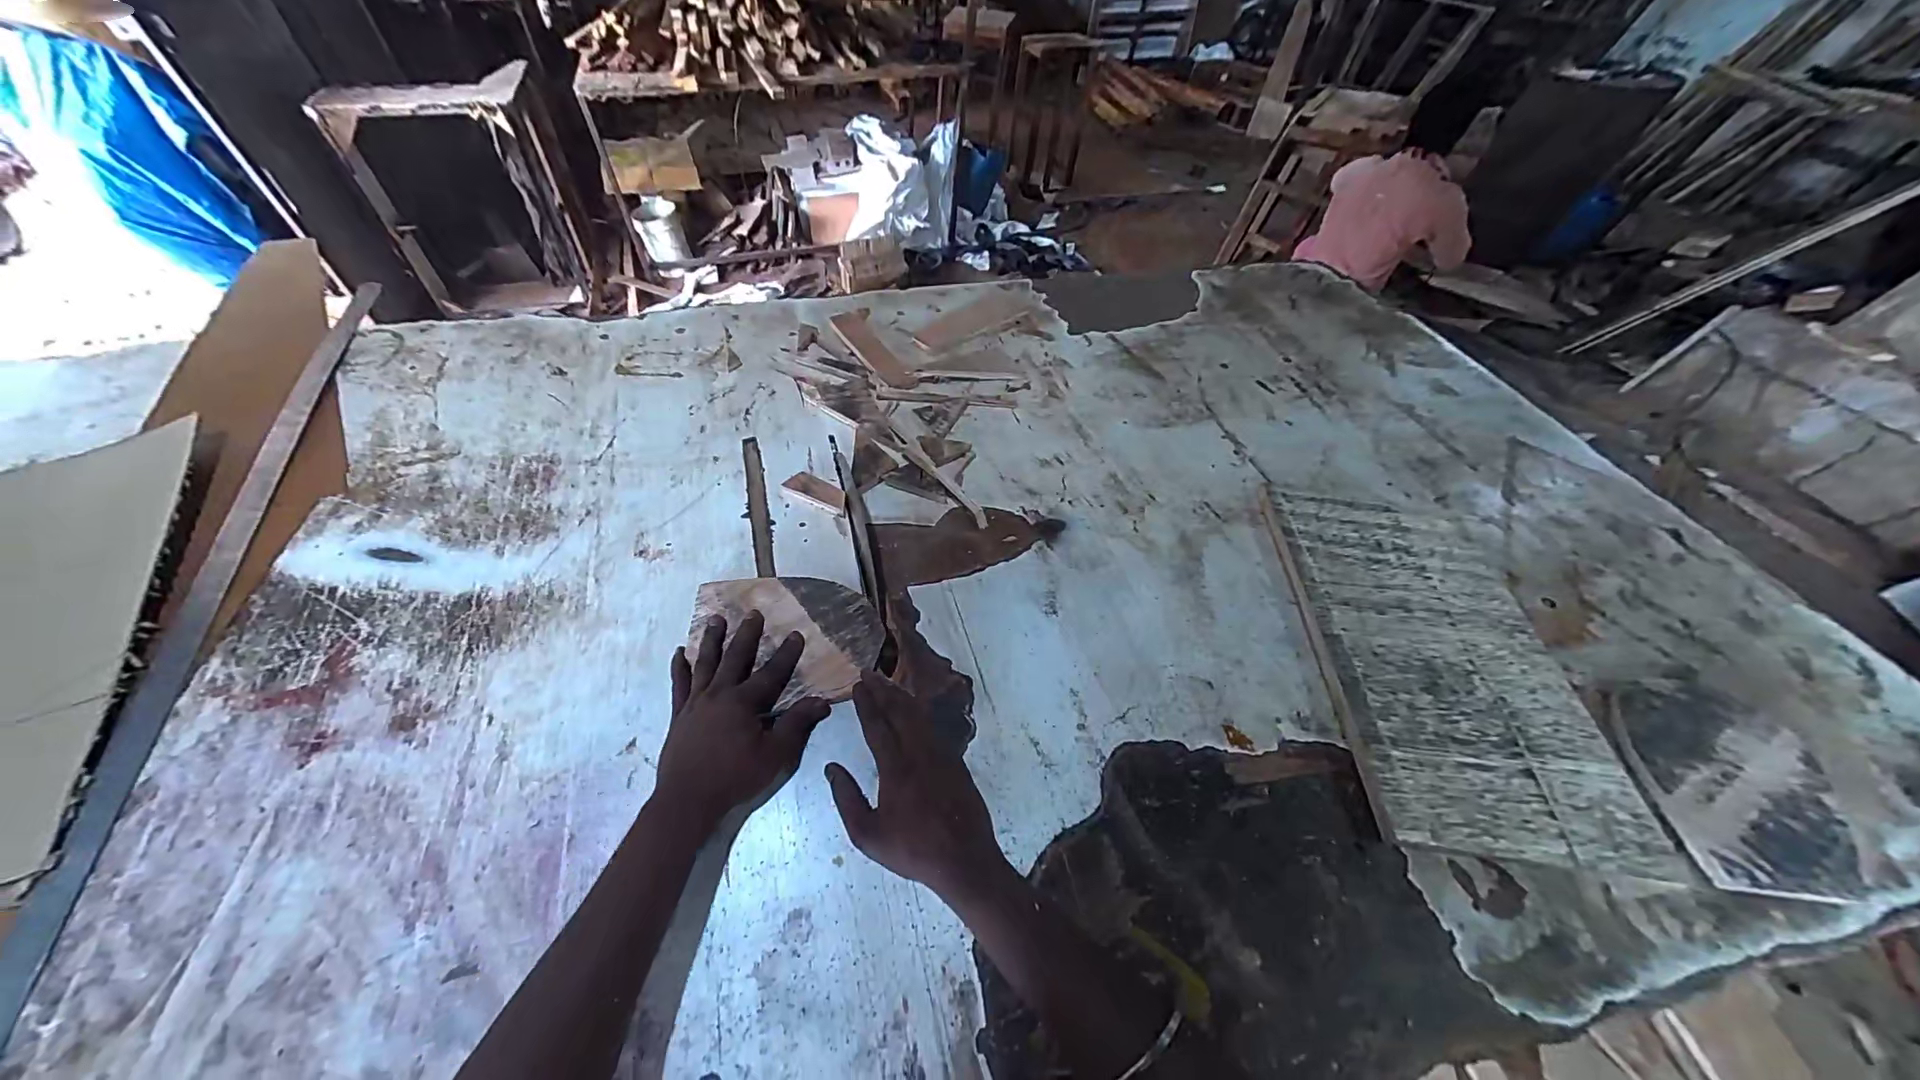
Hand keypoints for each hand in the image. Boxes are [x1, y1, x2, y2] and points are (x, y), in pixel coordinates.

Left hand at [654, 612, 830, 829]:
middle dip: (747, 635)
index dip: (786, 654)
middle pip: (735, 658)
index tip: (796, 635)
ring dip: (712, 640)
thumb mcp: (776, 754)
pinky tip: (679, 653)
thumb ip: (797, 725)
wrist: (687, 801)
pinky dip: (680, 667)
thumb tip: (821, 702)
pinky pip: (679, 685)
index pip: (771, 673)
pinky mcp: (678, 715)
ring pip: (705, 664)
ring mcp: (695, 704)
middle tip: (753, 613)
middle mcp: (719, 695)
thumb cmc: (736, 778)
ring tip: (715, 619)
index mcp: (744, 703)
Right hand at [826, 671, 1009, 900]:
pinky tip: (915, 709)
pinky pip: (934, 727)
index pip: (878, 726)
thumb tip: (831, 768)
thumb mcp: (868, 835)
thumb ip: (846, 799)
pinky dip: (921, 712)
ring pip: (920, 715)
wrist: (964, 859)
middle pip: (900, 711)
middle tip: (869, 673)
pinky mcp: (956, 760)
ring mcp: (941, 754)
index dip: (866, 703)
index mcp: (896, 769)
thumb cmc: (912, 850)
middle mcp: (919, 754)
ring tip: (888, 683)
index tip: (857, 685)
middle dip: (883, 689)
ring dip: (902, 696)